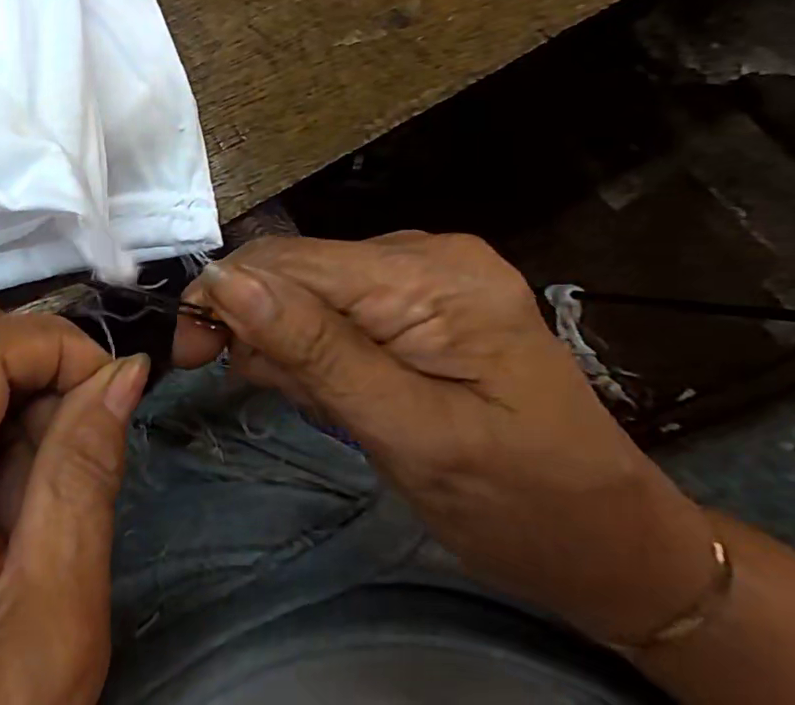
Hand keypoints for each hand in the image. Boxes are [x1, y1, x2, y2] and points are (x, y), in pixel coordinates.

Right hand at [175, 232, 718, 643]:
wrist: (610, 540)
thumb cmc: (521, 504)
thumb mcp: (411, 436)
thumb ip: (316, 353)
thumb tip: (225, 283)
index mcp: (433, 278)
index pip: (293, 262)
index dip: (226, 298)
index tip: (184, 355)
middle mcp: (428, 253)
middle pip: (301, 269)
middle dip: (261, 327)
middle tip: (267, 395)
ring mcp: (429, 274)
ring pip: (314, 290)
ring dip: (292, 346)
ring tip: (323, 407)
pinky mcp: (425, 300)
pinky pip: (343, 306)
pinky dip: (321, 349)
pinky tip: (340, 393)